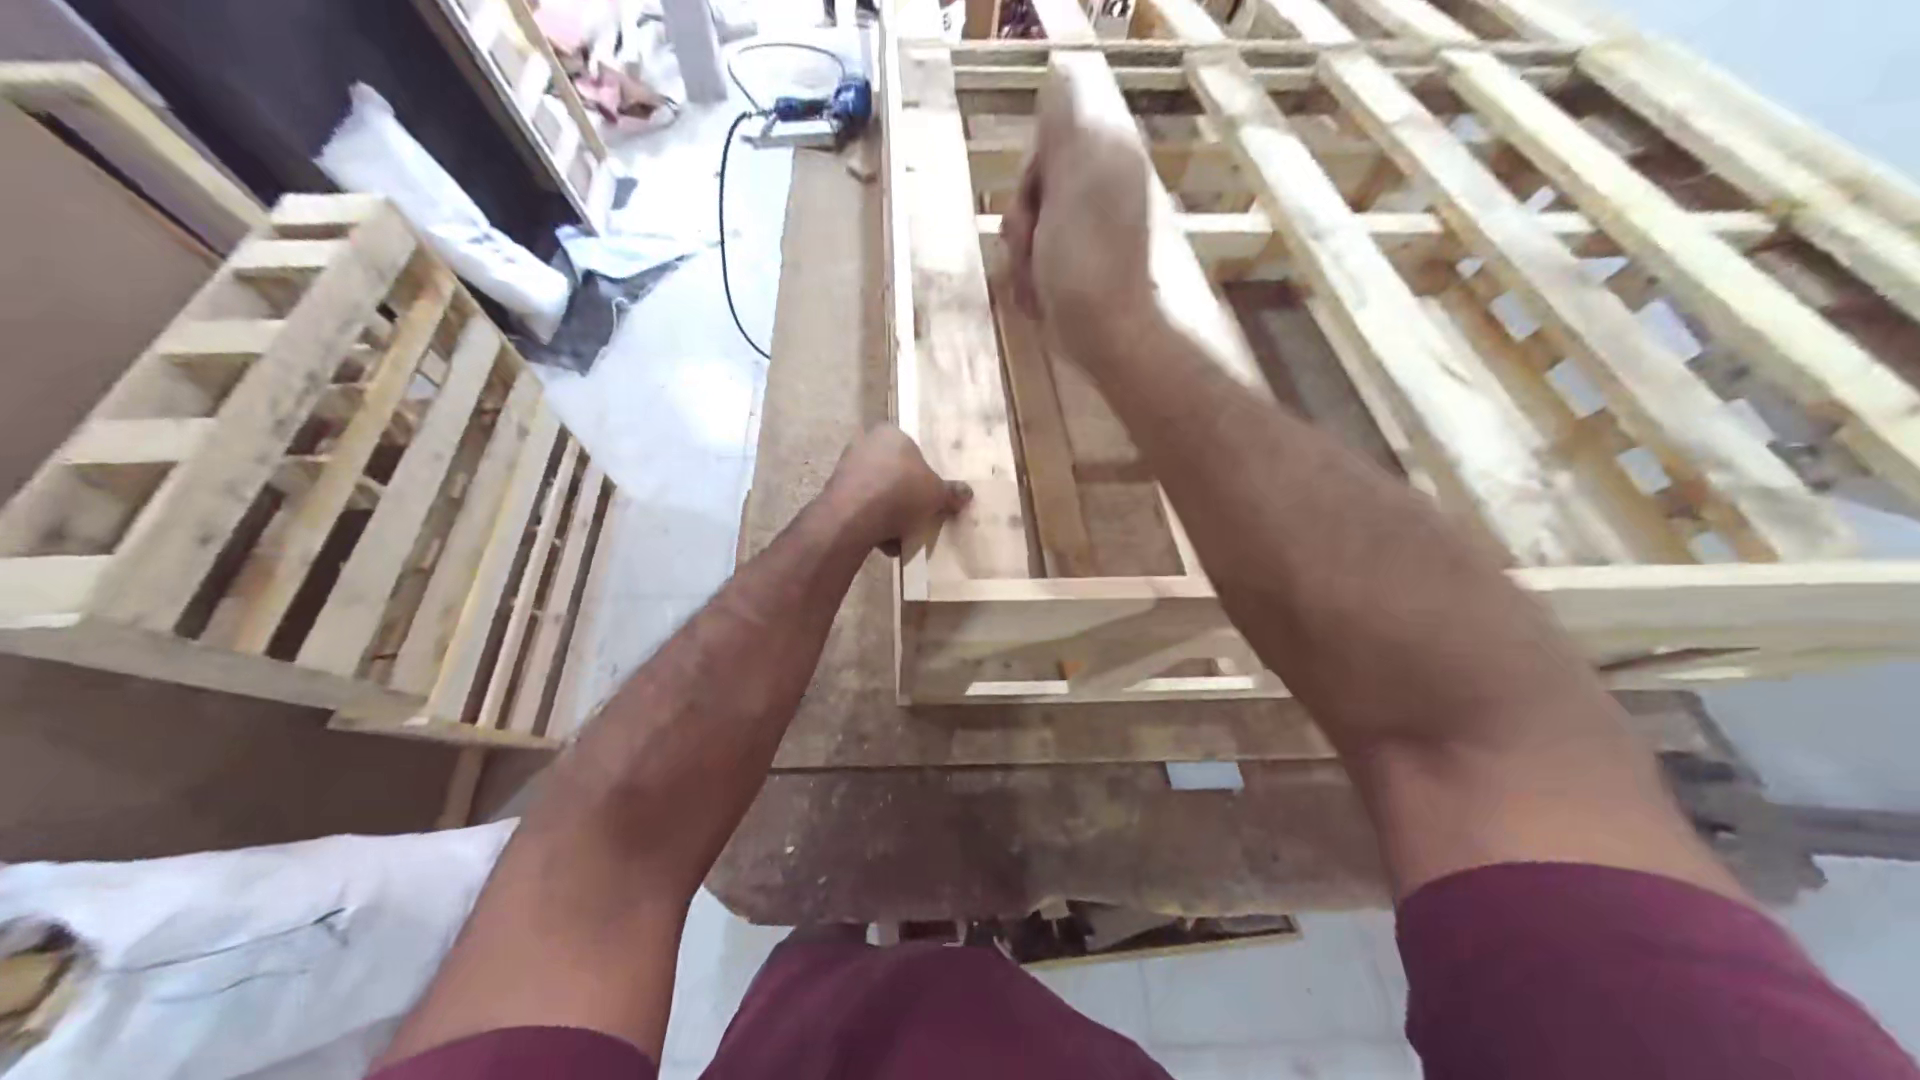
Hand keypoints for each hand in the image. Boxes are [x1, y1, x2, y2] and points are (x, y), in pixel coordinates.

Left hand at [822, 426, 971, 554]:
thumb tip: (967, 493)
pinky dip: (873, 523)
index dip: (923, 473)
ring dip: (890, 514)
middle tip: (919, 515)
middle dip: (906, 496)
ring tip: (903, 534)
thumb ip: (952, 493)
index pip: (911, 448)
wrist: (853, 518)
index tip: (930, 494)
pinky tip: (884, 542)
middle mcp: (864, 444)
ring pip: (877, 493)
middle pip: (894, 473)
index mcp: (889, 433)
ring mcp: (845, 468)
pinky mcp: (833, 494)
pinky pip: (862, 508)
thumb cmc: (901, 492)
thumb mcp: (937, 494)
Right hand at [1002, 56, 1159, 359]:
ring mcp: (1085, 241)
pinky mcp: (1072, 277)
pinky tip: (1040, 302)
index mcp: (1105, 163)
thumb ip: (1065, 128)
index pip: (1046, 146)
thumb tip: (1060, 81)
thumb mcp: (1074, 179)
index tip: (1037, 204)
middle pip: (1031, 193)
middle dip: (1021, 227)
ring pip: (1026, 236)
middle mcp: (1097, 197)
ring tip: (1038, 284)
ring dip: (1021, 263)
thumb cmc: (1086, 262)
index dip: (1030, 177)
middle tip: (1034, 250)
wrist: (1105, 336)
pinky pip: (1033, 268)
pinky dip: (1029, 286)